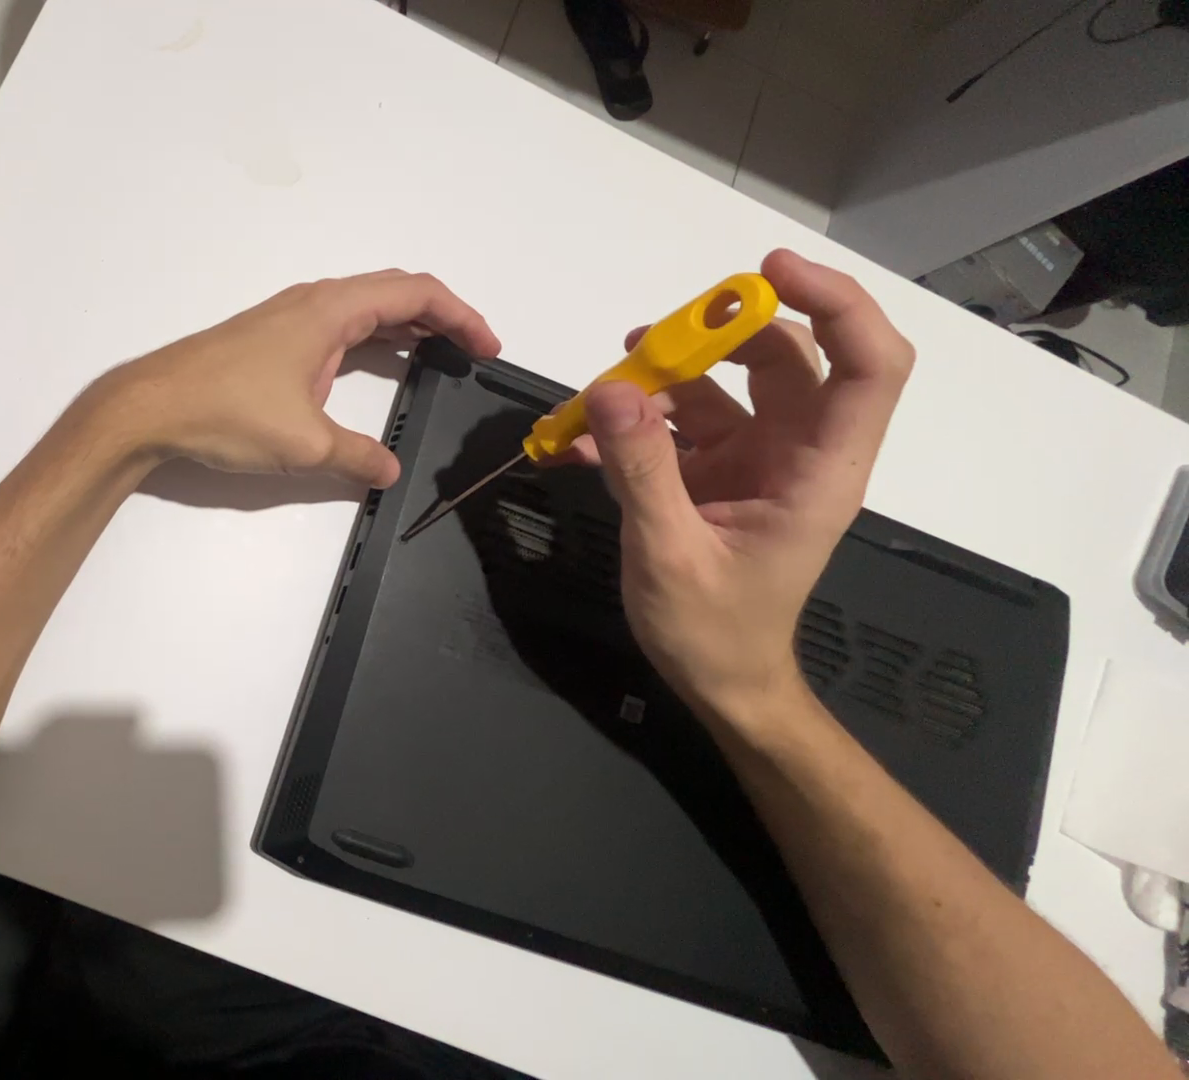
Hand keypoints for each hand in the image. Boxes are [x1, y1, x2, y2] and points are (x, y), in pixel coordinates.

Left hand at [97, 270, 501, 487]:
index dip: (461, 316)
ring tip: (434, 356)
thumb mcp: (304, 443)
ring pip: (362, 308)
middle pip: (393, 293)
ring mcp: (288, 317)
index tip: (487, 348)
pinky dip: (368, 340)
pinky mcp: (269, 338)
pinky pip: (336, 327)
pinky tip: (371, 366)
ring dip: (402, 327)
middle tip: (468, 351)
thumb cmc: (228, 412)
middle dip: (438, 318)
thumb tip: (388, 471)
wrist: (152, 407)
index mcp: (331, 309)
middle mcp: (314, 302)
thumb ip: (355, 456)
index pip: (416, 294)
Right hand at [564, 250, 913, 722]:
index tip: (765, 274)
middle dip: (718, 337)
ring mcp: (750, 463)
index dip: (834, 305)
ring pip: (720, 391)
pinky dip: (631, 428)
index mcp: (818, 470)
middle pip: (782, 363)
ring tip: (601, 387)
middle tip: (648, 337)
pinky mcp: (710, 477)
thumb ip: (640, 470)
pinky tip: (581, 440)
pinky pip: (674, 432)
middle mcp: (793, 453)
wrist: (716, 677)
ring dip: (662, 379)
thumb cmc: (713, 628)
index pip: (863, 366)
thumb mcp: (668, 550)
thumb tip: (608, 389)